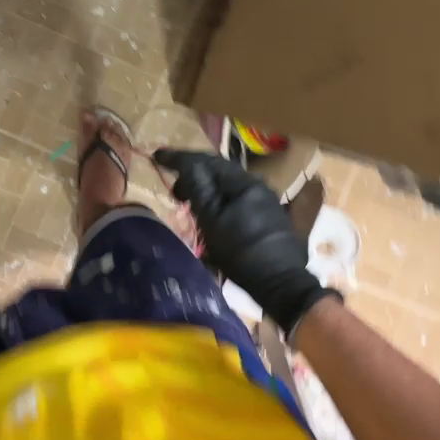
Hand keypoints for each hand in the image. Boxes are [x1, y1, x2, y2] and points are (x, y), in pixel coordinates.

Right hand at [152, 150, 336, 333]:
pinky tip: (213, 211)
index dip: (180, 158)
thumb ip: (199, 189)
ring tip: (190, 201)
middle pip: (219, 170)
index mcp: (244, 182)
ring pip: (228, 184)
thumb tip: (186, 163)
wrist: (281, 283)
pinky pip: (237, 196)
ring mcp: (265, 199)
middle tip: (174, 189)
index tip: (158, 155)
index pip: (206, 161)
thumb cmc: (241, 252)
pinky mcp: (269, 215)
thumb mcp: (212, 221)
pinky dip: (219, 198)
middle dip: (193, 173)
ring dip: (206, 187)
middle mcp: (257, 184)